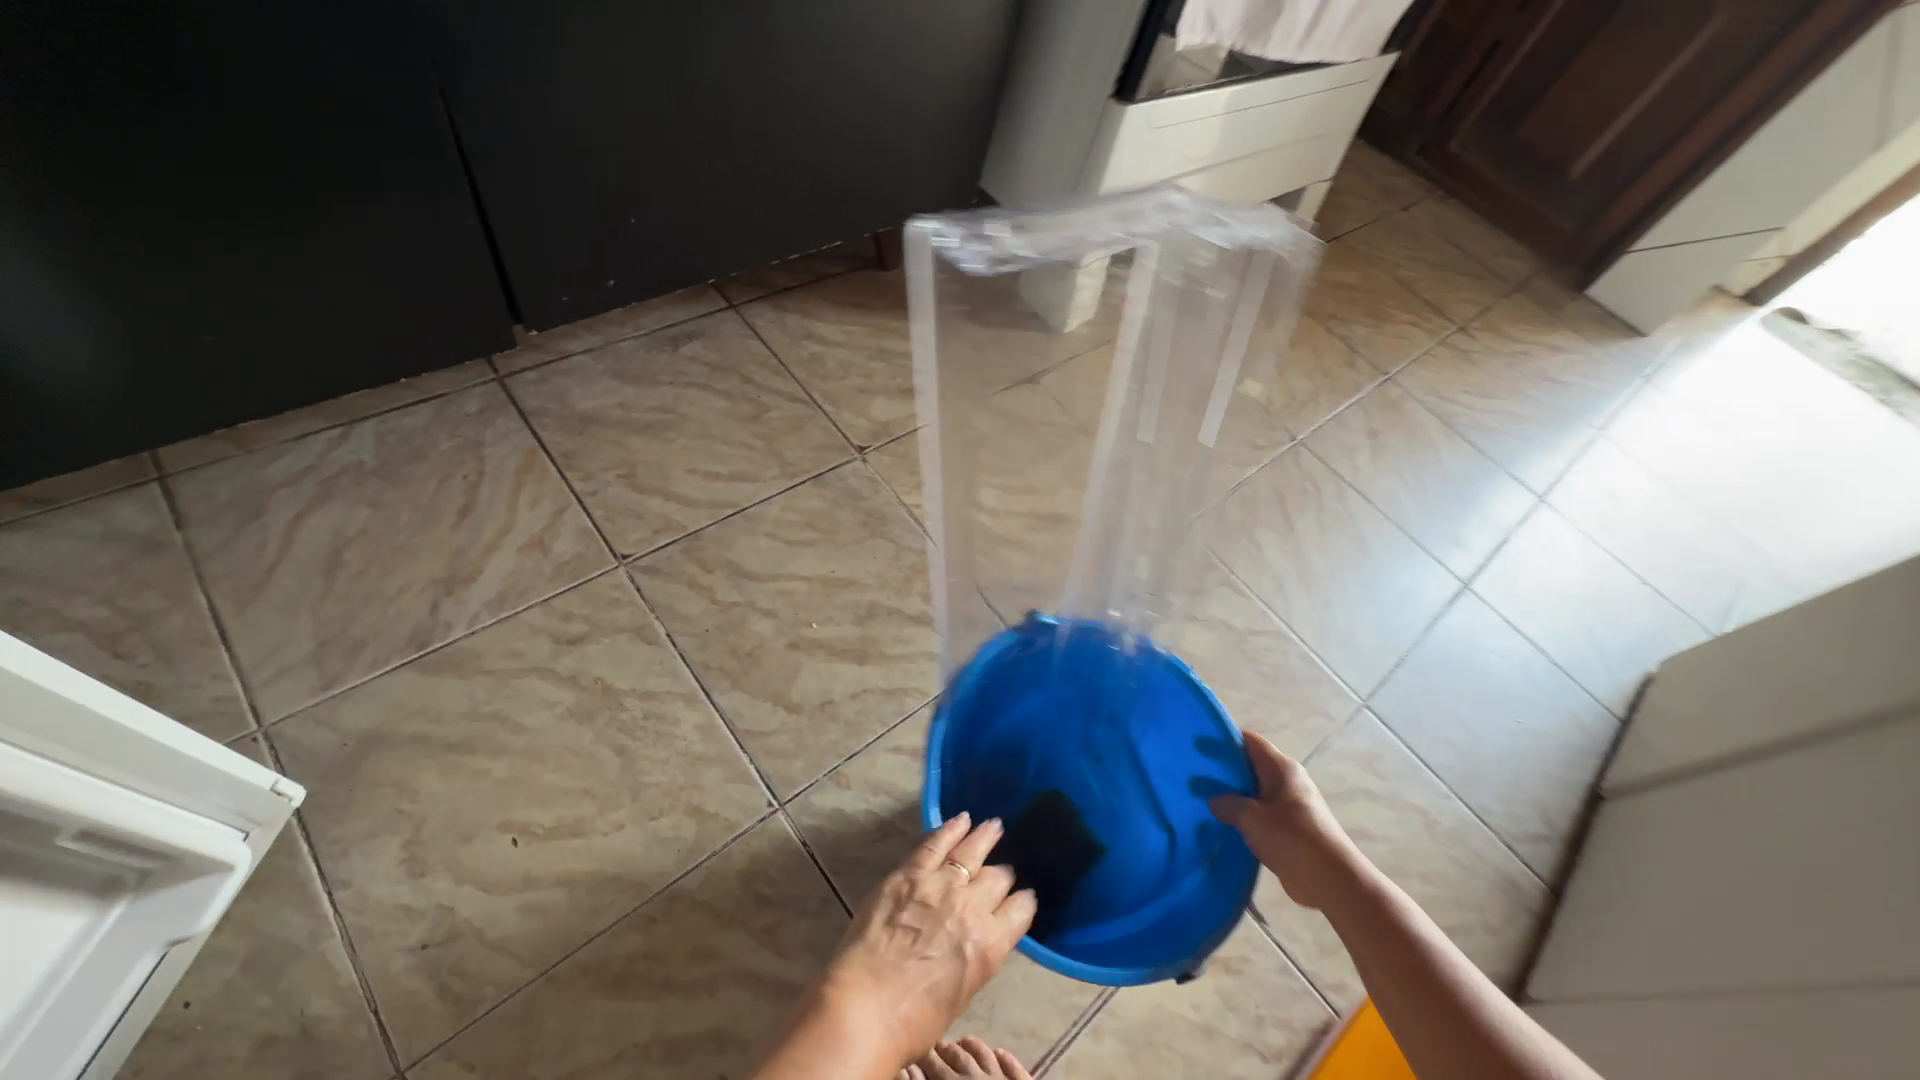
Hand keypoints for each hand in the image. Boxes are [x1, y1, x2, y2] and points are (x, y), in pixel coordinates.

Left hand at [818, 812, 1036, 1062]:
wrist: (866, 1005)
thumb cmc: (914, 1020)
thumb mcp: (962, 993)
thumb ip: (975, 958)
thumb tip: (974, 941)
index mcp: (990, 944)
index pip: (1020, 910)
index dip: (1023, 901)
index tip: (1023, 896)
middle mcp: (972, 907)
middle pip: (997, 878)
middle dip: (1002, 874)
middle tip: (1002, 870)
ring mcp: (940, 885)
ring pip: (971, 853)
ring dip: (985, 837)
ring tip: (994, 825)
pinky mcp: (909, 874)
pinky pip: (935, 844)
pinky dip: (950, 829)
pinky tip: (961, 819)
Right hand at [1208, 731, 1365, 909]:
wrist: (1329, 880)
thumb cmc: (1291, 838)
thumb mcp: (1251, 817)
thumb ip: (1228, 804)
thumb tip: (1214, 799)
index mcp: (1281, 768)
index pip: (1249, 741)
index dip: (1224, 739)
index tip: (1198, 747)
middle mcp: (1287, 781)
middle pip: (1251, 766)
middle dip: (1224, 772)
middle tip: (1193, 777)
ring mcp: (1289, 806)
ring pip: (1254, 794)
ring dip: (1232, 799)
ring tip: (1202, 802)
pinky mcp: (1289, 830)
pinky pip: (1260, 816)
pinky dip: (1243, 819)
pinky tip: (1221, 826)